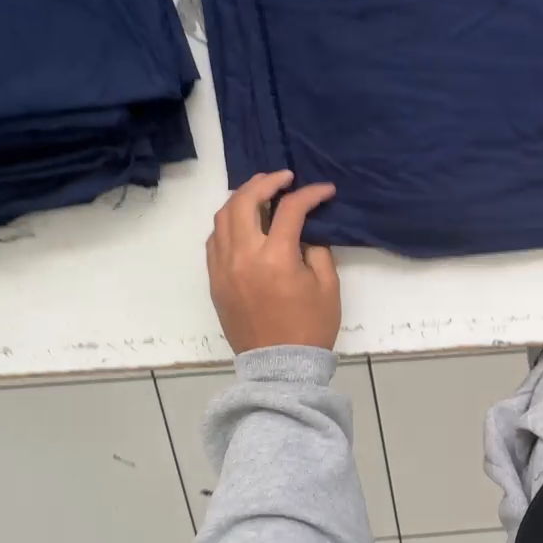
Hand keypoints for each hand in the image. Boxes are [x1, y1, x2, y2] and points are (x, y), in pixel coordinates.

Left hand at [206, 170, 340, 353]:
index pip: (290, 210)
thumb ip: (316, 251)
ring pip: (222, 218)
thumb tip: (303, 234)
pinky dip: (229, 223)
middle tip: (284, 177)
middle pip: (243, 202)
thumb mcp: (327, 286)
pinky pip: (214, 240)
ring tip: (260, 193)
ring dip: (241, 198)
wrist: (280, 364)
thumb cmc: (311, 326)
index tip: (326, 190)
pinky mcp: (215, 279)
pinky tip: (245, 222)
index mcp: (275, 257)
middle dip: (264, 183)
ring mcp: (223, 267)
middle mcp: (242, 255)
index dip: (310, 194)